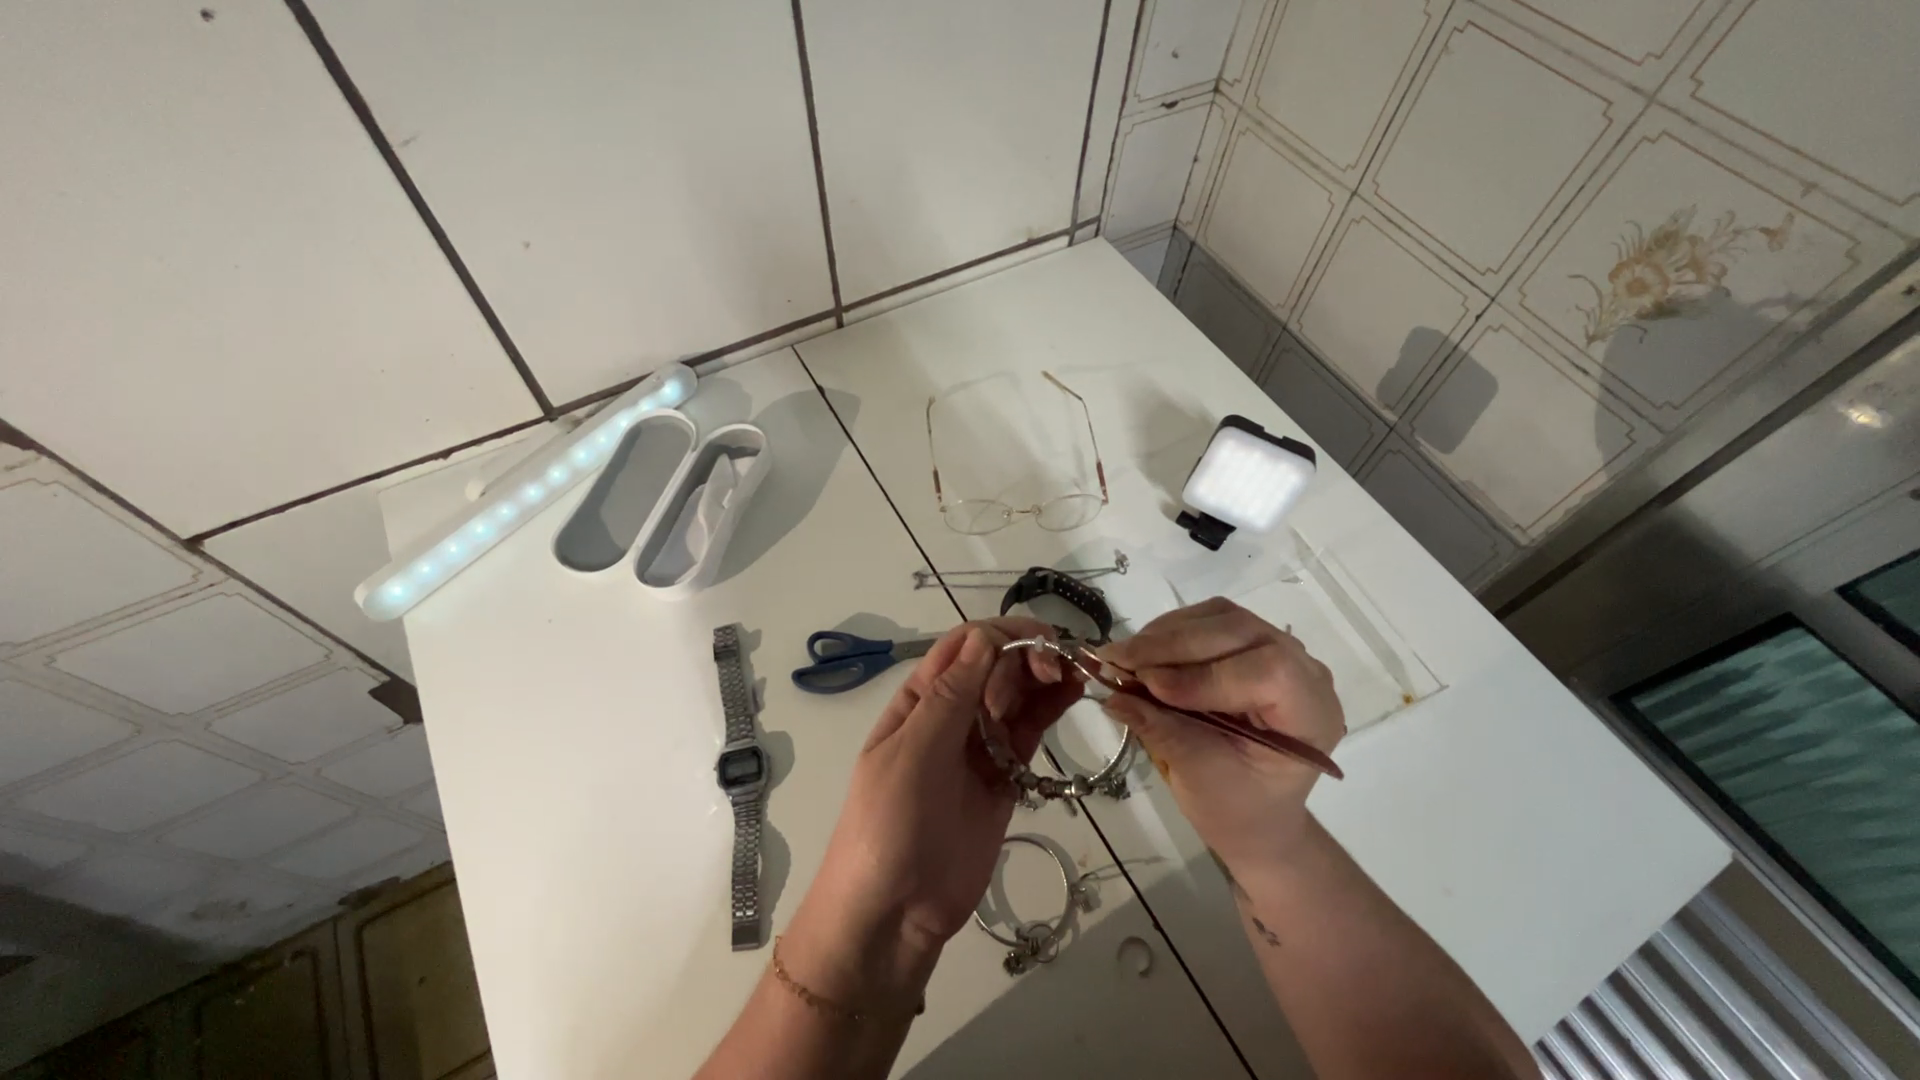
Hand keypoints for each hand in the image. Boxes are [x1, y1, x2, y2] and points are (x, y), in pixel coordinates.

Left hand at [780, 618, 1083, 1008]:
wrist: (894, 911)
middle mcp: (949, 717)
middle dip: (1025, 656)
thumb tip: (983, 639)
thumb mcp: (911, 754)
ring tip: (1076, 671)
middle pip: (993, 669)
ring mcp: (978, 749)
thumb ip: (949, 697)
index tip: (1039, 636)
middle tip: (1058, 666)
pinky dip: (1048, 712)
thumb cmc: (888, 824)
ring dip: (1043, 678)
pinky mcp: (1003, 780)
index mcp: (917, 702)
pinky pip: (1027, 736)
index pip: (960, 648)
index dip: (999, 634)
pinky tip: (1071, 695)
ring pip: (1015, 698)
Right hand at [1099, 598, 1343, 869]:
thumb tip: (1114, 697)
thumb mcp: (1200, 777)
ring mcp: (1278, 650)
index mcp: (1311, 714)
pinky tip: (1142, 652)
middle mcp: (1304, 672)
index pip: (1269, 672)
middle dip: (1174, 645)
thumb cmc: (1238, 807)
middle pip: (1240, 631)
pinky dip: (1170, 631)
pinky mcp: (1248, 643)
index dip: (1207, 674)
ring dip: (1167, 633)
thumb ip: (1163, 731)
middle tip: (1118, 661)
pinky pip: (1209, 619)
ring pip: (1222, 617)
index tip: (1152, 688)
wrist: (1255, 811)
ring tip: (1124, 656)